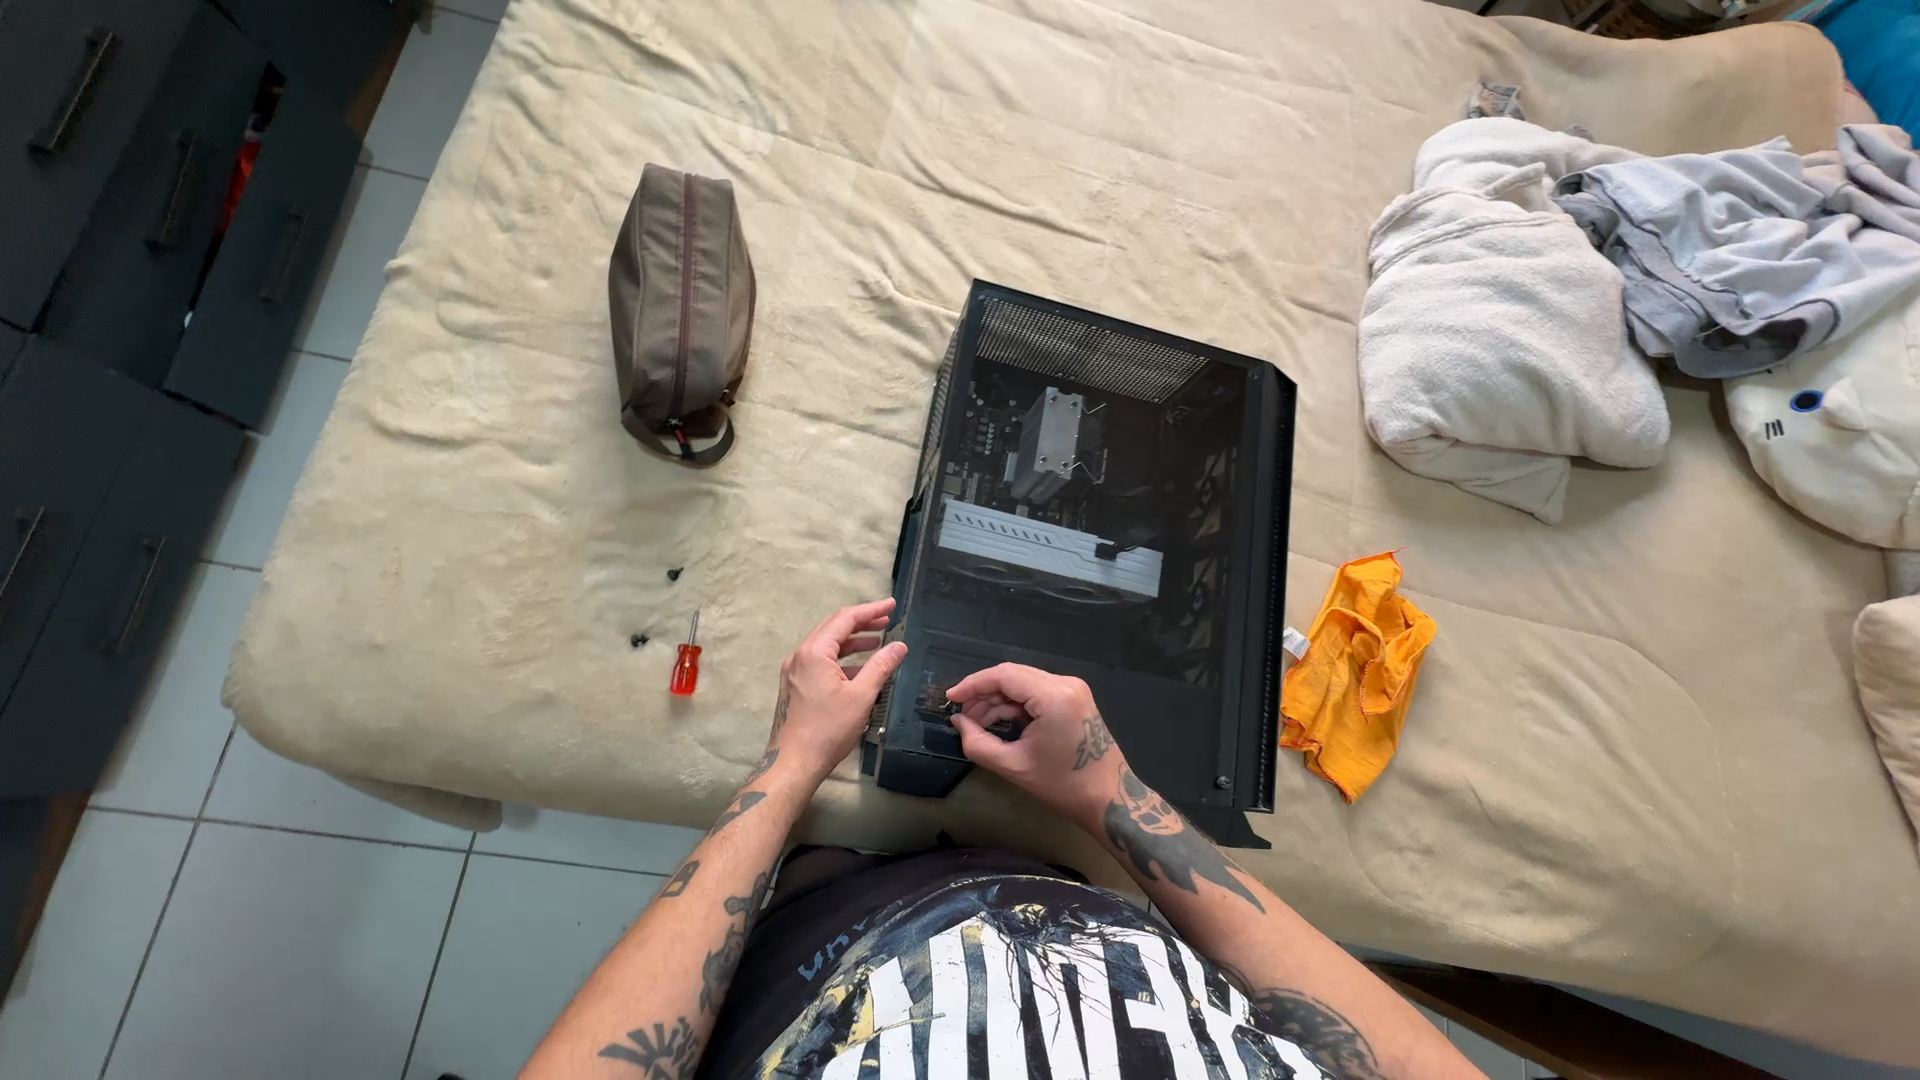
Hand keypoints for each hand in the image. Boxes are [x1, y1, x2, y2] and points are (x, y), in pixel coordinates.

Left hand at [765, 598, 908, 787]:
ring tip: (878, 640)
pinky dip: (842, 659)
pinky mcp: (795, 685)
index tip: (892, 606)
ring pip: (827, 645)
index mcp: (814, 652)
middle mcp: (800, 655)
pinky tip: (860, 668)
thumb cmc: (828, 729)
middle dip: (861, 622)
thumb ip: (881, 666)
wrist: (794, 763)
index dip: (871, 610)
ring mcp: (794, 671)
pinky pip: (821, 661)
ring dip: (852, 641)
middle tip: (888, 620)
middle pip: (833, 628)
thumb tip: (900, 645)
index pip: (845, 619)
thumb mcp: (861, 696)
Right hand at [946, 663, 1124, 827]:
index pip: (1004, 675)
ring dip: (998, 699)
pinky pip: (1036, 691)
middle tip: (961, 715)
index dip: (973, 685)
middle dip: (983, 693)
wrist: (1109, 798)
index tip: (950, 698)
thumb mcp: (1013, 766)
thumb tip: (958, 721)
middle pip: (1013, 675)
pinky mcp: (1074, 697)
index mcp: (1053, 696)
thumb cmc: (1062, 785)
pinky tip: (998, 721)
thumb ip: (978, 742)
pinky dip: (1015, 704)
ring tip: (976, 723)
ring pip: (1023, 683)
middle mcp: (1065, 683)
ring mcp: (1072, 688)